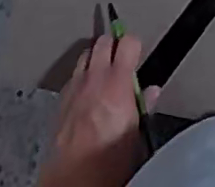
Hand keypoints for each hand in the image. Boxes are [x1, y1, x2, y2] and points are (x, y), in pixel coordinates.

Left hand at [36, 32, 161, 186]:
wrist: (75, 177)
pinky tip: (87, 90)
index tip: (137, 53)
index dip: (134, 45)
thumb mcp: (136, 135)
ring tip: (104, 71)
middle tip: (121, 59)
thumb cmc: (108, 161)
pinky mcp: (63, 95)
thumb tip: (152, 91)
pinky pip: (74, 73)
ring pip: (86, 53)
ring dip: (96, 56)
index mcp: (118, 83)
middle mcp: (95, 77)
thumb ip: (144, 106)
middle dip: (113, 45)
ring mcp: (76, 84)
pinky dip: (82, 74)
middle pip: (103, 40)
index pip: (127, 43)